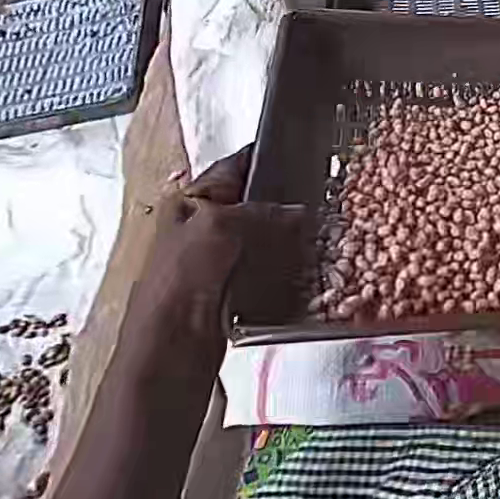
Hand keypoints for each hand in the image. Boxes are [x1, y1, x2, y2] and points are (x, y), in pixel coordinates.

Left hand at [122, 146, 308, 353]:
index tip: (303, 149)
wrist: (171, 349)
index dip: (266, 156)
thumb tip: (298, 210)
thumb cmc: (183, 279)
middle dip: (286, 198)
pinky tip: (313, 256)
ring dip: (291, 232)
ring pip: (266, 234)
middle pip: (254, 201)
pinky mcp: (236, 285)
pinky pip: (270, 264)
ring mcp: (221, 257)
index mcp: (190, 202)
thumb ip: (259, 211)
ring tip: (328, 221)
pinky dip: (289, 261)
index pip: (235, 167)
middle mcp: (205, 225)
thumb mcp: (218, 227)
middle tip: (326, 189)